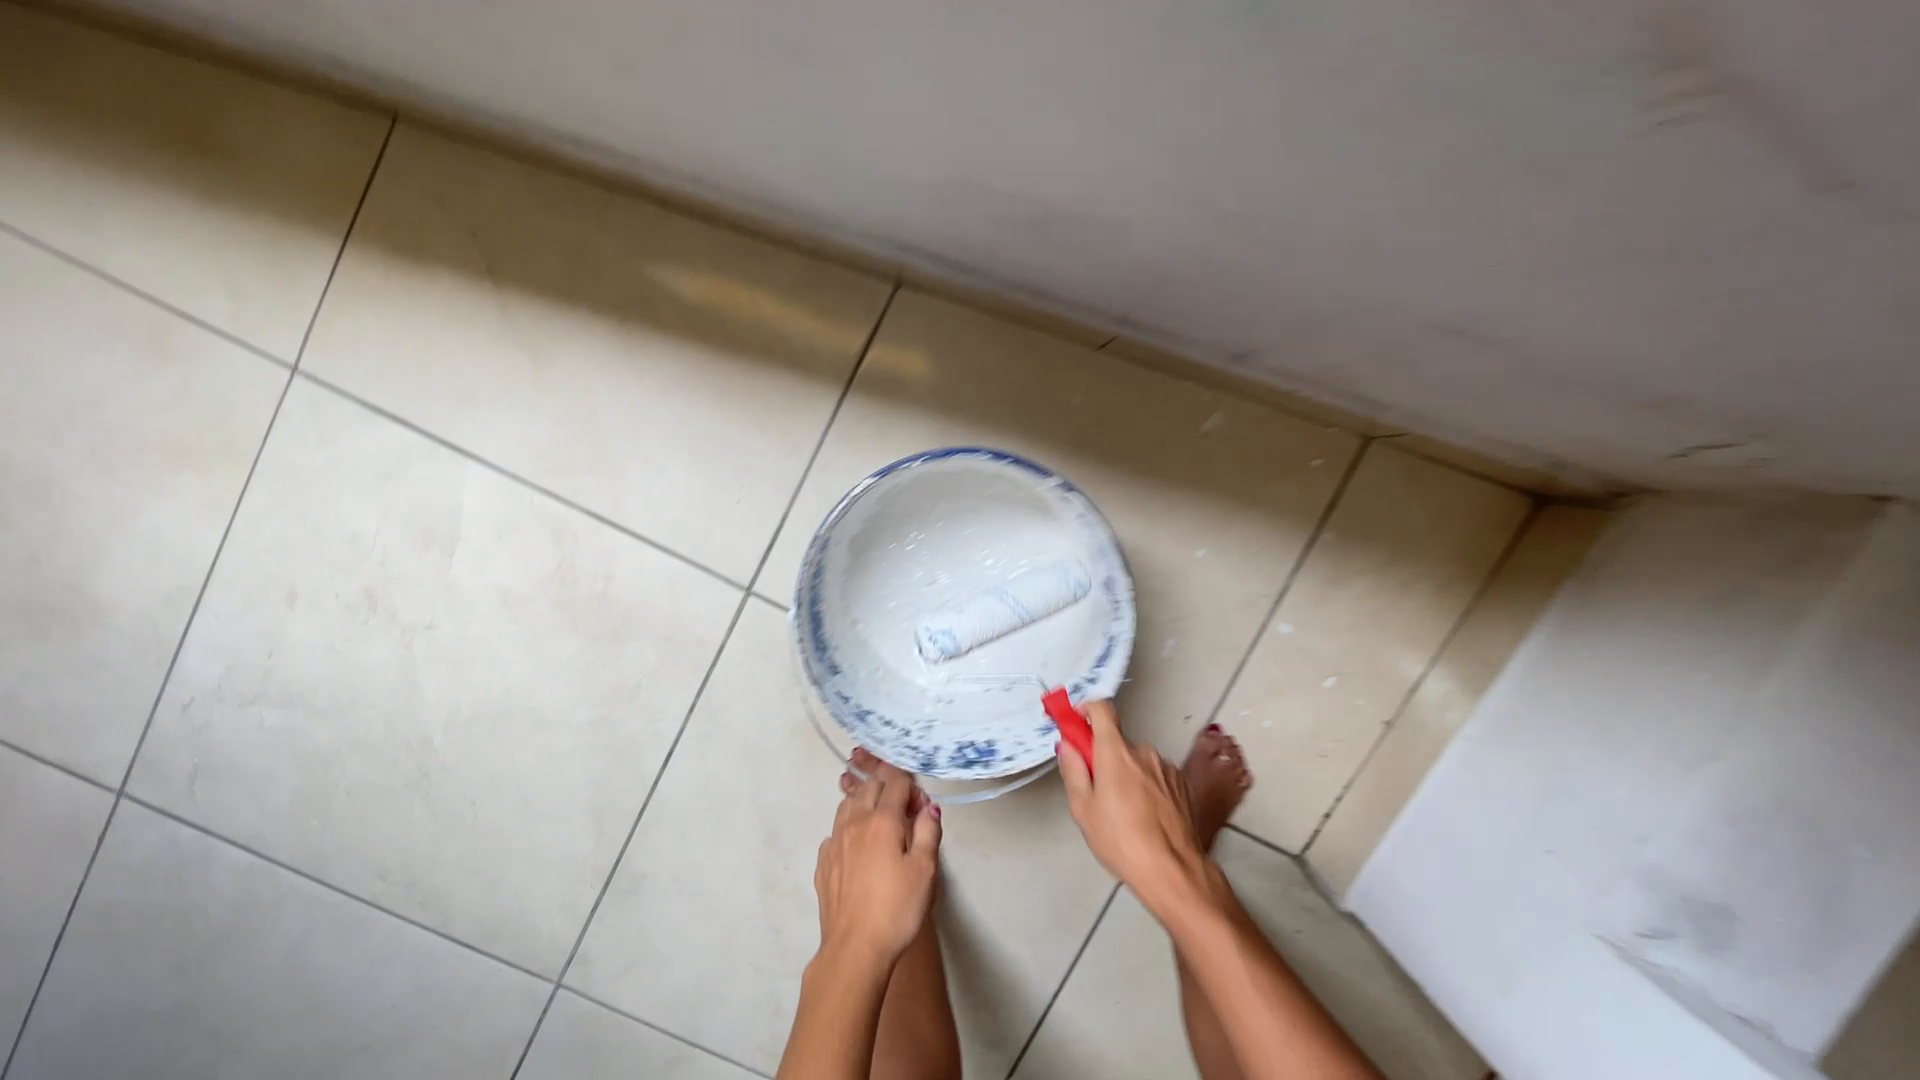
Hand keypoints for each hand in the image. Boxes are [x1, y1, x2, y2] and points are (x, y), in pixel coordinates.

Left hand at [813, 748, 942, 967]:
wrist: (855, 949)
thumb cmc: (897, 909)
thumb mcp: (925, 870)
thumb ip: (928, 831)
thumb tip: (928, 807)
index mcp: (881, 820)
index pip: (896, 782)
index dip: (912, 788)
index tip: (922, 809)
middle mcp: (854, 823)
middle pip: (869, 786)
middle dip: (889, 788)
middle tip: (906, 812)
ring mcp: (833, 842)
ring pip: (847, 804)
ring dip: (866, 802)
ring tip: (882, 823)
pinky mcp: (823, 862)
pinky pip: (836, 831)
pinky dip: (850, 827)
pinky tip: (860, 848)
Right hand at [1057, 701, 1212, 914]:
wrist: (1172, 870)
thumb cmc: (1121, 841)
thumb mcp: (1083, 809)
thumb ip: (1073, 770)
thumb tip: (1068, 745)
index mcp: (1115, 753)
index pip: (1101, 709)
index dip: (1085, 710)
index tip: (1074, 724)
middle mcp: (1143, 752)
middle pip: (1117, 743)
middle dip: (1104, 758)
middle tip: (1096, 791)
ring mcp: (1166, 767)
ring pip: (1137, 762)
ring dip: (1126, 775)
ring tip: (1124, 813)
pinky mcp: (1182, 784)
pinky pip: (1156, 776)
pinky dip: (1146, 787)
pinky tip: (1145, 817)